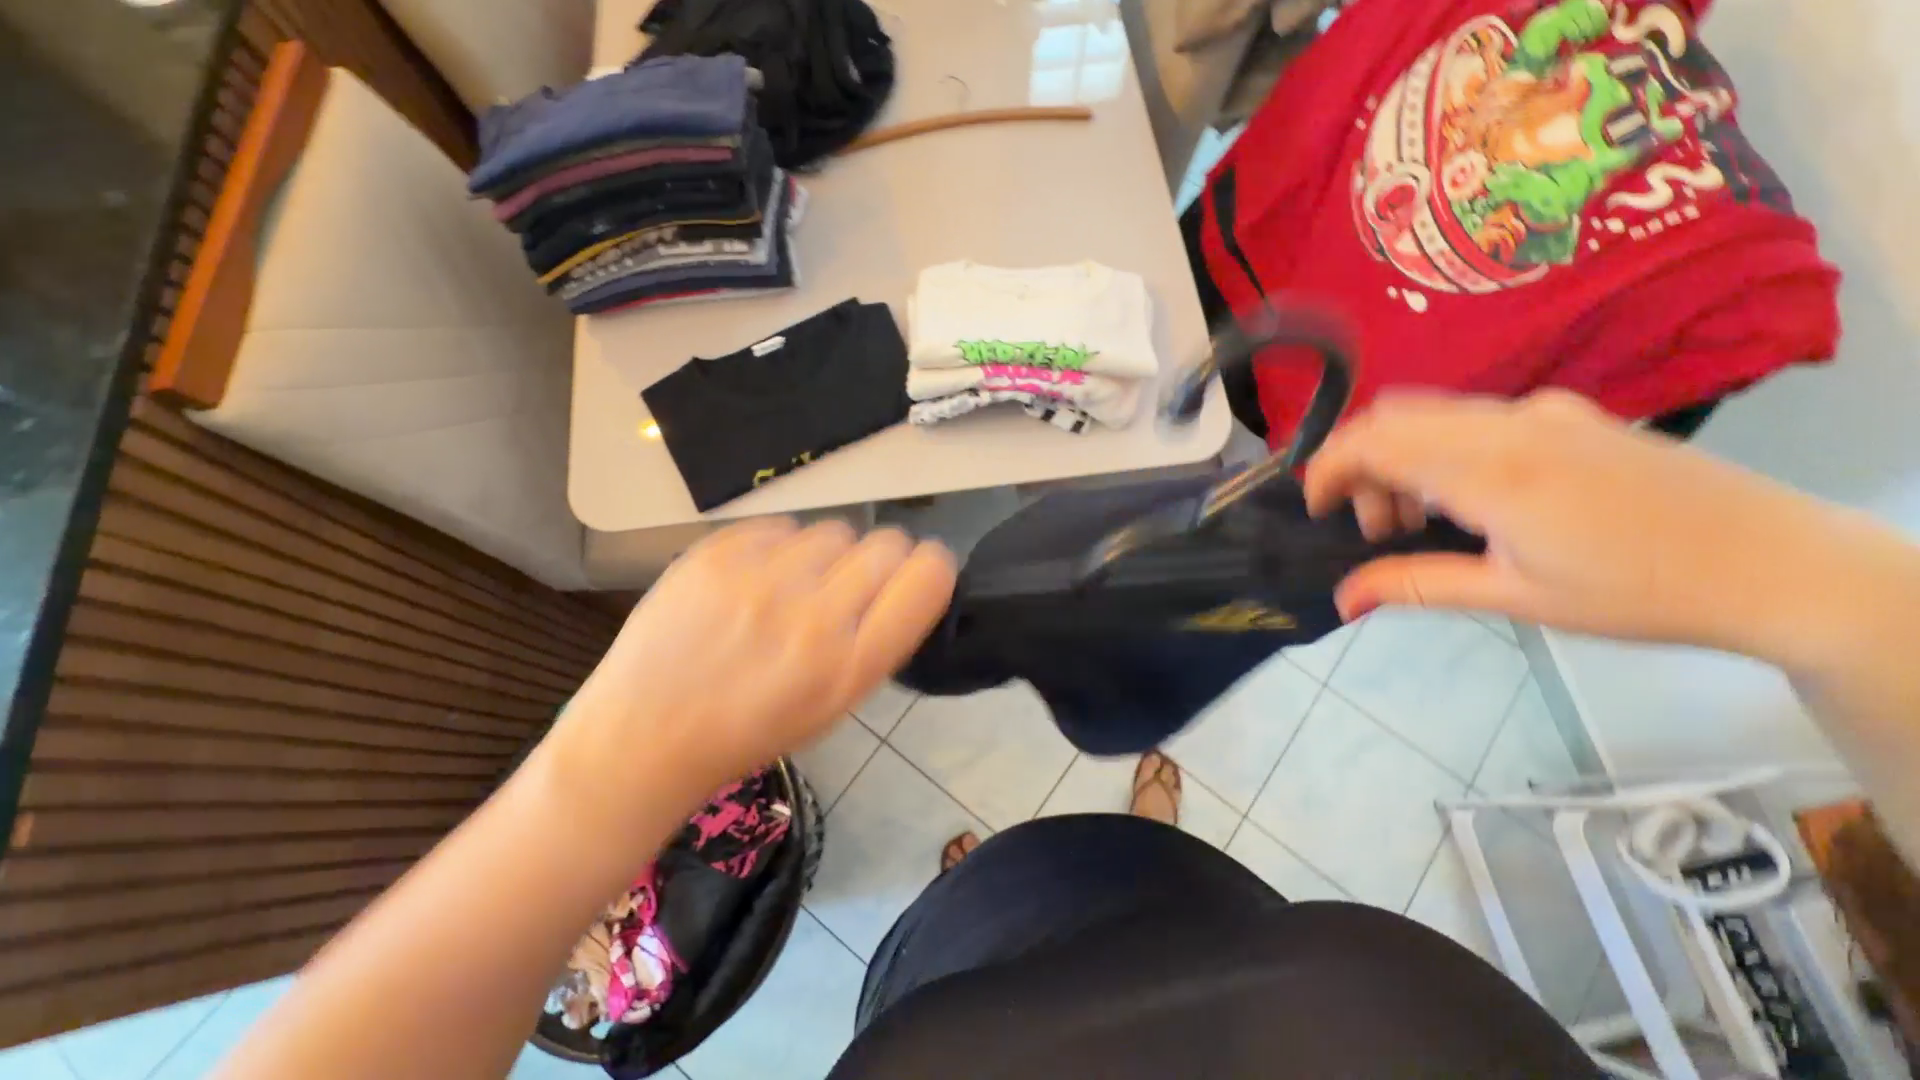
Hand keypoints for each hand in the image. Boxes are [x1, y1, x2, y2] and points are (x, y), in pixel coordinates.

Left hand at [550, 519, 956, 811]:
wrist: (645, 734)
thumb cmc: (749, 731)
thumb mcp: (832, 707)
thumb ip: (875, 642)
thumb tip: (901, 581)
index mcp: (851, 664)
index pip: (926, 576)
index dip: (928, 568)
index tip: (912, 575)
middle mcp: (814, 615)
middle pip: (887, 544)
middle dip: (879, 561)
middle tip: (846, 588)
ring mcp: (761, 578)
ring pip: (833, 531)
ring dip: (825, 556)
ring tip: (790, 588)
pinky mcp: (716, 553)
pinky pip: (779, 526)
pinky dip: (777, 548)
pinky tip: (753, 581)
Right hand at [1302, 390, 1868, 661]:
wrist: (1775, 564)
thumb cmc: (1638, 593)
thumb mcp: (1517, 598)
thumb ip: (1419, 586)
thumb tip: (1343, 599)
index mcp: (1493, 469)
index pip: (1376, 441)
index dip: (1328, 467)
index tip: (1314, 509)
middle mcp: (1512, 422)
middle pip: (1397, 416)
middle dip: (1362, 465)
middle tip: (1376, 527)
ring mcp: (1546, 412)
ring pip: (1436, 414)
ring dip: (1404, 457)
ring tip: (1422, 521)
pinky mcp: (1571, 415)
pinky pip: (1478, 417)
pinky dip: (1445, 449)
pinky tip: (1472, 500)